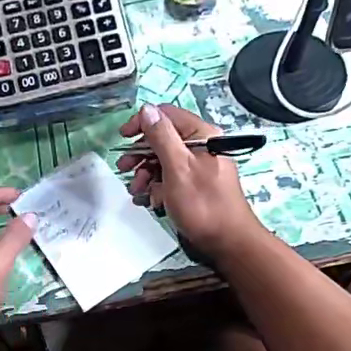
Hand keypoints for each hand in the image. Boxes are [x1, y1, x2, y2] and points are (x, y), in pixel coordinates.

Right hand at [116, 103, 266, 267]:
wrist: (227, 241)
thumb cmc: (203, 203)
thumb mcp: (178, 167)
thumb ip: (161, 137)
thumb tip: (146, 109)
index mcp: (201, 135)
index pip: (167, 115)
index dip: (143, 123)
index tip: (123, 137)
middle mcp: (201, 147)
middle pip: (163, 139)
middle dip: (141, 153)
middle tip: (124, 168)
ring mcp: (198, 167)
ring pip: (164, 161)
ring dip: (146, 173)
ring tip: (136, 190)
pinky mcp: (195, 186)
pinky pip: (171, 178)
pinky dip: (157, 186)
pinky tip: (149, 199)